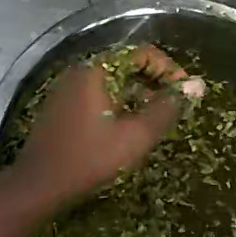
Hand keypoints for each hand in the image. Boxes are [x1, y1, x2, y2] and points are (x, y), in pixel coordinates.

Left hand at [7, 44, 201, 207]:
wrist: (39, 183)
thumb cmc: (90, 158)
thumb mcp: (136, 135)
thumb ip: (167, 107)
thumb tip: (196, 85)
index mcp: (95, 70)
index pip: (140, 53)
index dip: (168, 69)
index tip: (184, 92)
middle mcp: (78, 72)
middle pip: (124, 66)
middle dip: (153, 83)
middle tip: (172, 107)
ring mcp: (65, 90)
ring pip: (109, 82)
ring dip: (135, 96)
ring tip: (154, 120)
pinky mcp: (60, 108)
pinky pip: (95, 96)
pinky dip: (115, 105)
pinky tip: (125, 128)